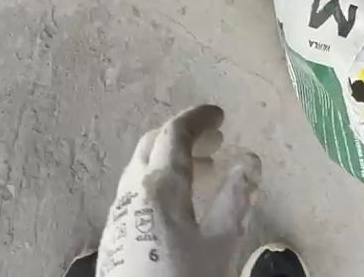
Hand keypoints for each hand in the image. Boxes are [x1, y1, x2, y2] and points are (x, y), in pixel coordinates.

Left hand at [98, 105, 261, 276]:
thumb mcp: (221, 246)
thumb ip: (236, 199)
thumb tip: (250, 161)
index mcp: (158, 187)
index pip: (174, 133)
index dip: (198, 119)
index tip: (221, 116)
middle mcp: (131, 192)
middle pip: (152, 145)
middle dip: (185, 137)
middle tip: (216, 142)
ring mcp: (118, 217)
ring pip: (141, 170)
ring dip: (172, 161)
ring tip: (206, 173)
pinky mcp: (113, 241)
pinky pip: (136, 193)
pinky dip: (160, 184)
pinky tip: (181, 207)